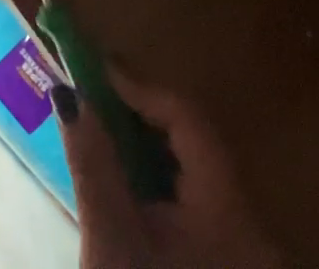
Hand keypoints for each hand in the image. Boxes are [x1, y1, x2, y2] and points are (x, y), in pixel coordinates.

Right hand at [57, 71, 281, 268]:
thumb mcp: (111, 237)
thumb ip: (92, 163)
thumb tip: (69, 95)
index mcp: (229, 210)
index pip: (189, 121)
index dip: (141, 88)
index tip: (94, 69)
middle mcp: (250, 221)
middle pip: (195, 142)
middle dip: (139, 113)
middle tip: (90, 94)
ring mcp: (242, 244)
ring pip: (193, 170)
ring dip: (144, 143)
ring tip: (99, 127)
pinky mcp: (226, 258)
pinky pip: (194, 197)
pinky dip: (156, 176)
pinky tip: (124, 179)